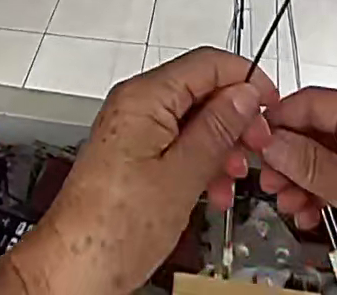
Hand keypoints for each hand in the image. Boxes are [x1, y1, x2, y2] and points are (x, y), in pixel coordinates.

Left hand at [0, 48, 277, 294]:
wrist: (66, 277)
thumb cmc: (110, 231)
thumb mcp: (181, 177)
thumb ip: (218, 129)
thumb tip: (246, 93)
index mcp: (146, 96)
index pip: (209, 63)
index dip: (246, 79)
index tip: (271, 103)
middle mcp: (138, 102)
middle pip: (202, 88)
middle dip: (235, 116)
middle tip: (258, 144)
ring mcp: (135, 126)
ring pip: (194, 115)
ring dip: (221, 141)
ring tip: (236, 173)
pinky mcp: (134, 150)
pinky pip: (179, 138)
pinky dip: (201, 157)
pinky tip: (214, 186)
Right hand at [258, 88, 336, 294]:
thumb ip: (315, 165)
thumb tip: (275, 141)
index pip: (314, 101)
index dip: (281, 119)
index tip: (254, 142)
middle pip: (316, 129)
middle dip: (289, 155)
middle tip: (269, 180)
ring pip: (324, 158)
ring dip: (302, 179)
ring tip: (289, 201)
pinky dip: (320, 195)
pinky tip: (311, 212)